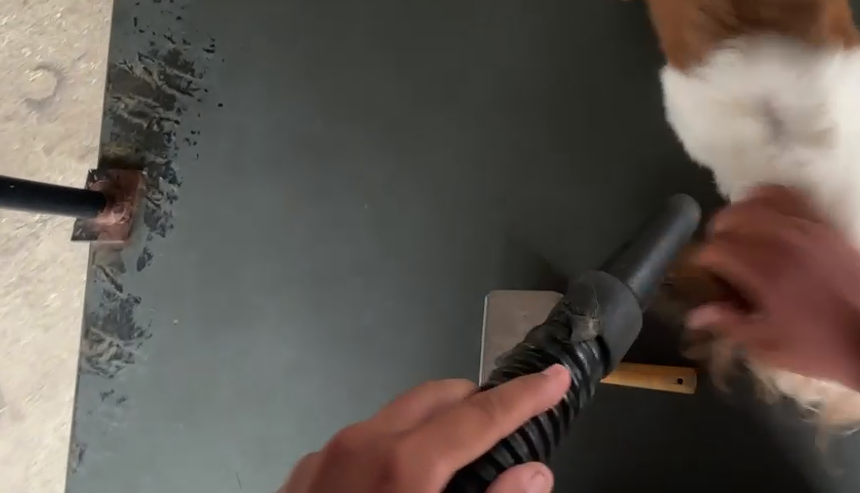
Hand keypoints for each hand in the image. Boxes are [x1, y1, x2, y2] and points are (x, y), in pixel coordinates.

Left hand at [278, 366, 569, 492]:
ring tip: (455, 458)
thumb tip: (533, 473)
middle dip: (478, 403)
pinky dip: (392, 445)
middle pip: (439, 397)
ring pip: (398, 414)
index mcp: (403, 463)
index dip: (527, 396)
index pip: (482, 415)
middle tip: (508, 425)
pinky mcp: (301, 476)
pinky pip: (361, 440)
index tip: (558, 378)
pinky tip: (395, 486)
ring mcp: (326, 456)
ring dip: (434, 424)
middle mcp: (363, 443)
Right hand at [685, 185, 859, 393]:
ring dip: (740, 213)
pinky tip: (767, 214)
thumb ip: (730, 323)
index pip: (716, 249)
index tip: (706, 276)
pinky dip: (769, 198)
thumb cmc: (821, 349)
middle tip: (722, 257)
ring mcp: (805, 226)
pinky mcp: (824, 223)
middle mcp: (780, 239)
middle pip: (731, 217)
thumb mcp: (769, 346)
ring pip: (756, 200)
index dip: (704, 262)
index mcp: (763, 270)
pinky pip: (788, 195)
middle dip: (718, 235)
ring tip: (741, 232)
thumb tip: (695, 313)